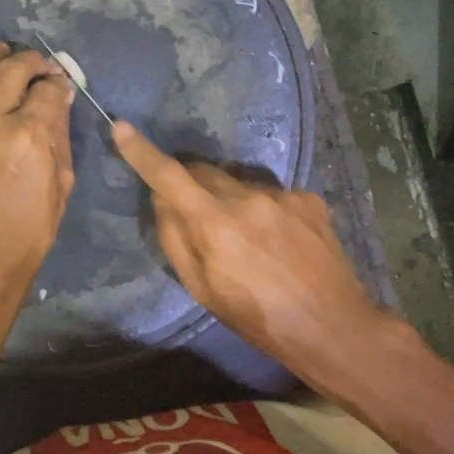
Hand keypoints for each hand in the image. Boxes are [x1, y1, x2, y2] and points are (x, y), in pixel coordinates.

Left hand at [0, 42, 75, 292]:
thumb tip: (59, 96)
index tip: (59, 86)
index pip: (48, 90)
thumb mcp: (62, 180)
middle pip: (11, 72)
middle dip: (30, 62)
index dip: (58, 83)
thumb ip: (60, 133)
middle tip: (37, 68)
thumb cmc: (31, 225)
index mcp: (30, 136)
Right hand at [112, 121, 390, 383]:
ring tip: (246, 238)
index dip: (141, 152)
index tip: (121, 127)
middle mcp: (248, 199)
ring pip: (237, 183)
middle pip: (202, 172)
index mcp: (215, 225)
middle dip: (189, 185)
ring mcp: (283, 195)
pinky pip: (269, 193)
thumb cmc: (256, 317)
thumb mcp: (200, 288)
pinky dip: (262, 209)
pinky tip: (276, 239)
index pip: (169, 177)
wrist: (333, 326)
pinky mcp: (309, 198)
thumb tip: (162, 200)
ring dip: (229, 199)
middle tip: (193, 215)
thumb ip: (175, 238)